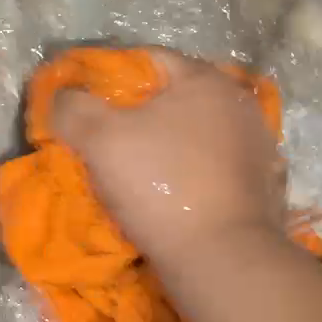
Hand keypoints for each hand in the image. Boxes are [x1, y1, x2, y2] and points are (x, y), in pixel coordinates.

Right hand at [53, 49, 284, 267]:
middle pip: (167, 97)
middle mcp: (239, 107)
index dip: (104, 74)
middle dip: (131, 112)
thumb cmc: (161, 184)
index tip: (79, 100)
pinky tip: (158, 191)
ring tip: (124, 166)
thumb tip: (63, 98)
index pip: (144, 58)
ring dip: (156, 144)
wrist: (223, 262)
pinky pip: (206, 166)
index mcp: (206, 81)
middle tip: (97, 134)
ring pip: (188, 133)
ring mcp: (255, 149)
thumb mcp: (98, 137)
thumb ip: (71, 106)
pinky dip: (180, 171)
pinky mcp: (258, 188)